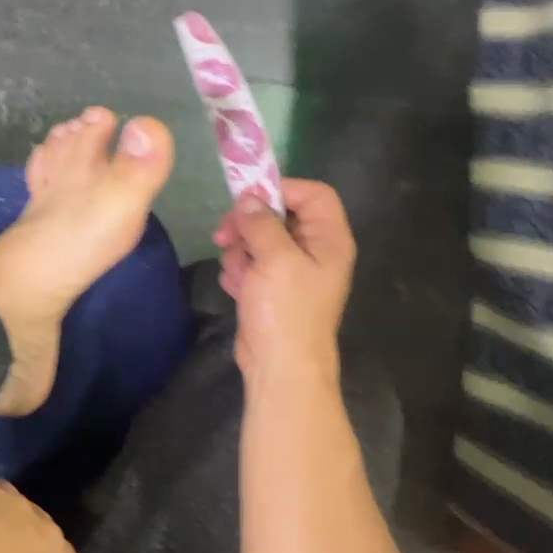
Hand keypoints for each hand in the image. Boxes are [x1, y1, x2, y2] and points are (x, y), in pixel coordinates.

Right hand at [212, 179, 354, 390]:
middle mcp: (313, 250)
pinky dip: (239, 272)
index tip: (246, 198)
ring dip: (240, 251)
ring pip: (258, 240)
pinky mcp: (270, 287)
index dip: (281, 189)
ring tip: (238, 273)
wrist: (280, 363)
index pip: (312, 194)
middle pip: (279, 215)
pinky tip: (237, 287)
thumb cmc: (286, 310)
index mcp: (328, 239)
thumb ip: (262, 224)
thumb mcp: (275, 259)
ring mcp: (291, 270)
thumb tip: (248, 199)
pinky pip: (250, 264)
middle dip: (249, 223)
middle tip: (223, 233)